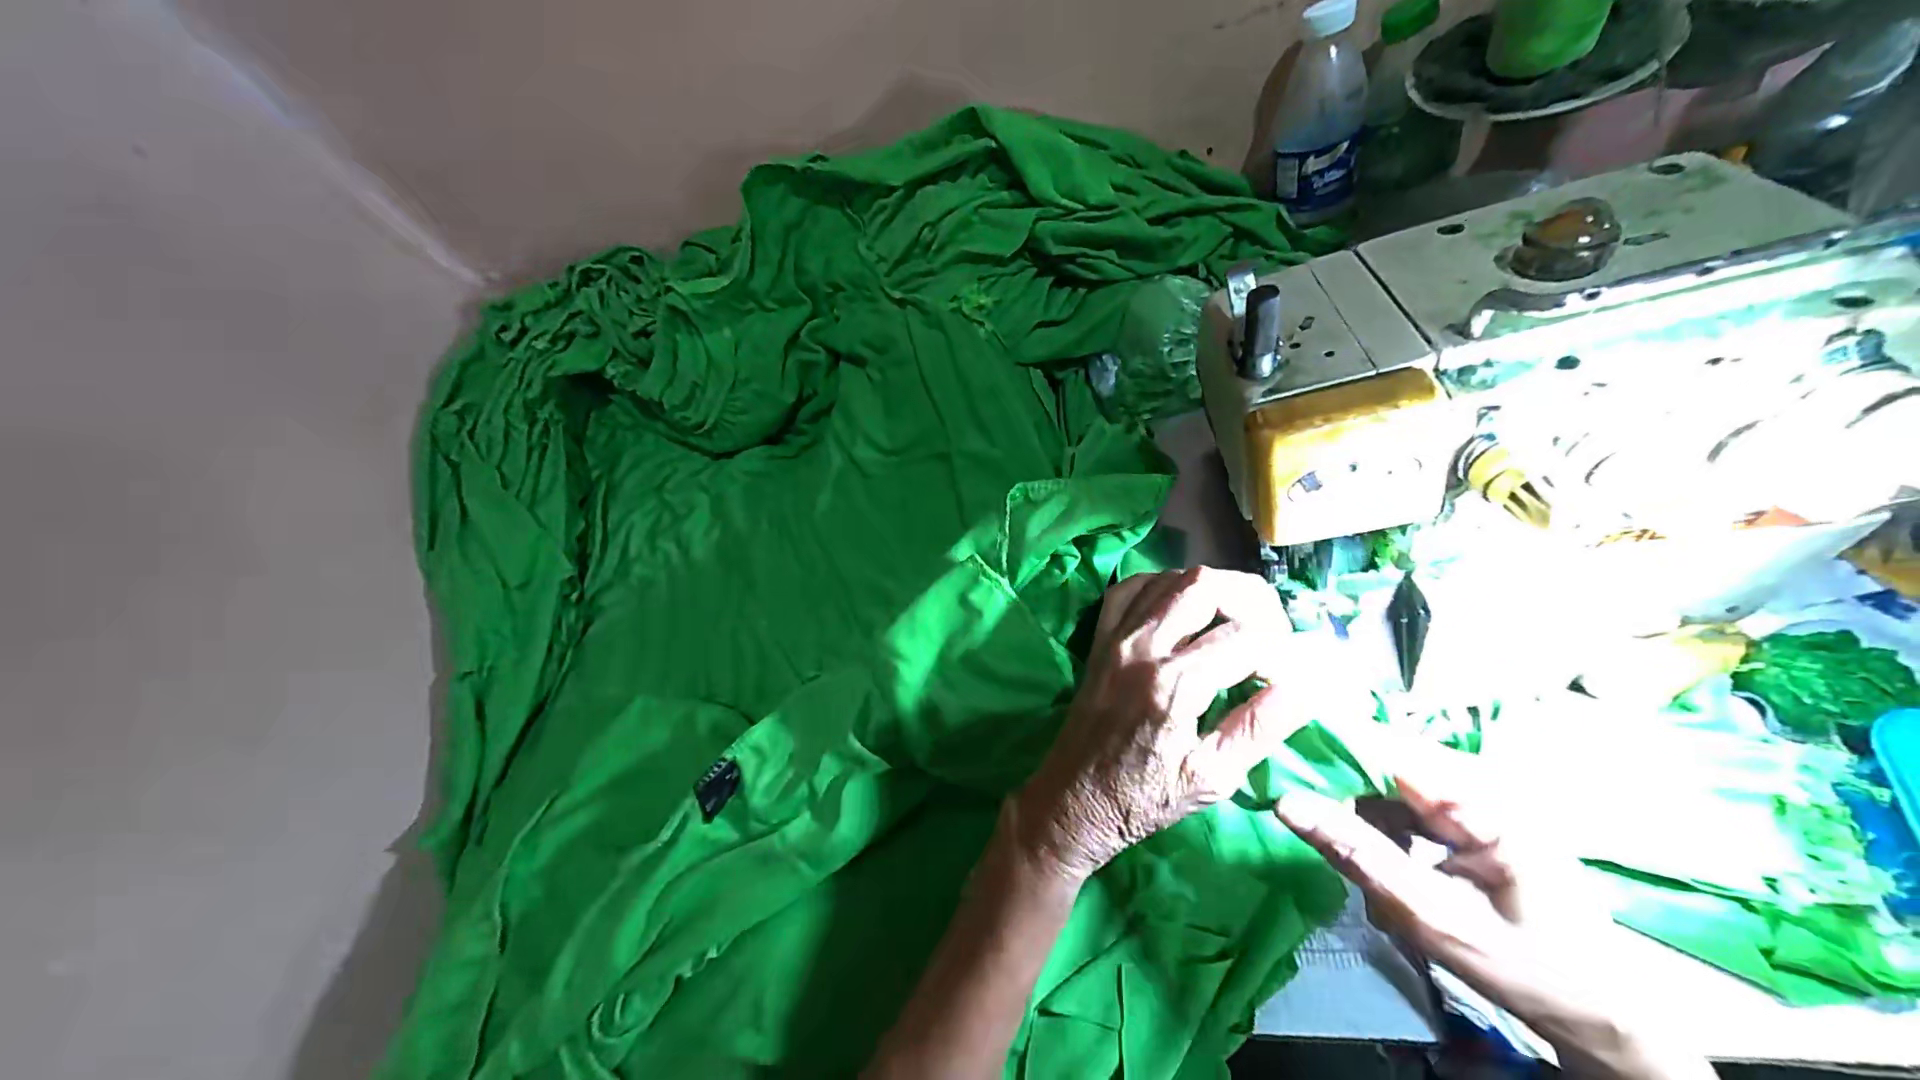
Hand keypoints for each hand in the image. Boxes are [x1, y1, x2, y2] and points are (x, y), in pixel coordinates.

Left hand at [1012, 567, 1301, 882]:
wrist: (1075, 796)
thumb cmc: (1144, 797)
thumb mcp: (1212, 777)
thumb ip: (1259, 727)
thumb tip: (1306, 687)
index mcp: (1174, 685)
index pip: (1245, 636)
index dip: (1279, 648)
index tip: (1288, 670)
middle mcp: (1143, 648)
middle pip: (1206, 585)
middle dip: (1250, 599)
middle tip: (1270, 630)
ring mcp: (1117, 636)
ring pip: (1170, 578)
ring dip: (1212, 589)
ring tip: (1235, 620)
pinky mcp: (1100, 637)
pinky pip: (1131, 587)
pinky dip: (1164, 585)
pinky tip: (1184, 608)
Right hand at [1274, 747, 1712, 1079]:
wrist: (1598, 1005)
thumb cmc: (1529, 967)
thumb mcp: (1435, 918)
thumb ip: (1358, 855)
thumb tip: (1283, 803)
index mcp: (1483, 795)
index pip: (1380, 744)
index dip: (1319, 740)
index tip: (1265, 747)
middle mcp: (1477, 776)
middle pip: (1375, 754)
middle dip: (1330, 780)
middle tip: (1289, 808)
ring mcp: (1470, 789)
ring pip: (1379, 773)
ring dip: (1348, 803)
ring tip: (1332, 842)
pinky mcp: (1460, 805)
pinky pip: (1395, 794)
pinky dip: (1371, 819)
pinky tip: (1370, 853)